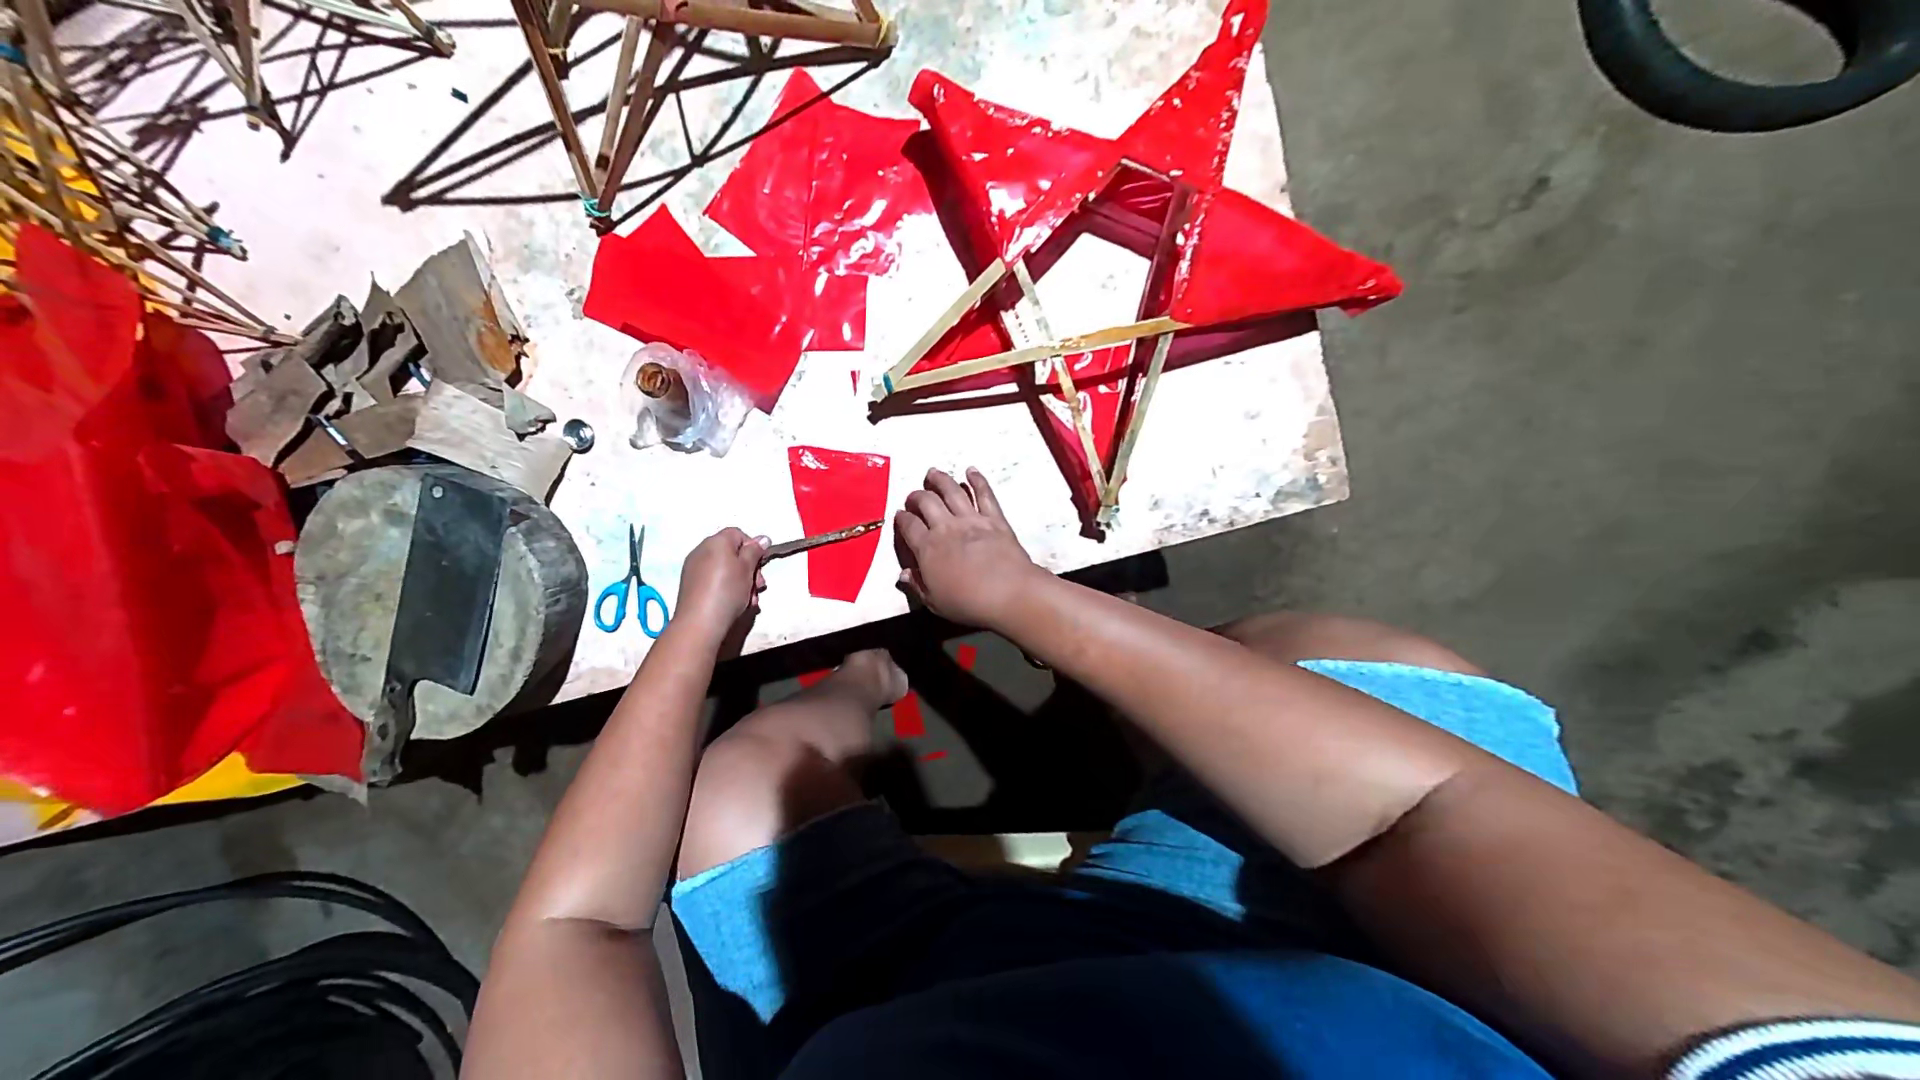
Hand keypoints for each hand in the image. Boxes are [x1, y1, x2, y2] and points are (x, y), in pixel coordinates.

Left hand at [675, 528, 766, 642]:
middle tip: (758, 585)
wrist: (700, 622)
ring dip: (741, 581)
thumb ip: (755, 551)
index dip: (752, 547)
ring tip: (750, 599)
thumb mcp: (747, 569)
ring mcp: (694, 568)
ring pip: (725, 569)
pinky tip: (736, 603)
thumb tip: (762, 538)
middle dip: (749, 568)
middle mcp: (702, 550)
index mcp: (716, 542)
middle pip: (732, 553)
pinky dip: (726, 587)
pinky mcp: (691, 584)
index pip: (738, 534)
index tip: (759, 565)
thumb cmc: (728, 590)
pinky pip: (714, 579)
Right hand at [894, 468, 1043, 627]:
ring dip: (940, 479)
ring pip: (952, 491)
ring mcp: (971, 520)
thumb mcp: (935, 601)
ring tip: (933, 472)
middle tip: (914, 496)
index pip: (908, 526)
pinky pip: (984, 494)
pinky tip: (971, 471)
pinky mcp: (995, 518)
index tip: (900, 514)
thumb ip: (917, 585)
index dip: (902, 518)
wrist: (1009, 593)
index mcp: (927, 548)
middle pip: (927, 502)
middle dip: (916, 496)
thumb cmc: (968, 603)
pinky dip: (977, 480)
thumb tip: (903, 574)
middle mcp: (946, 527)